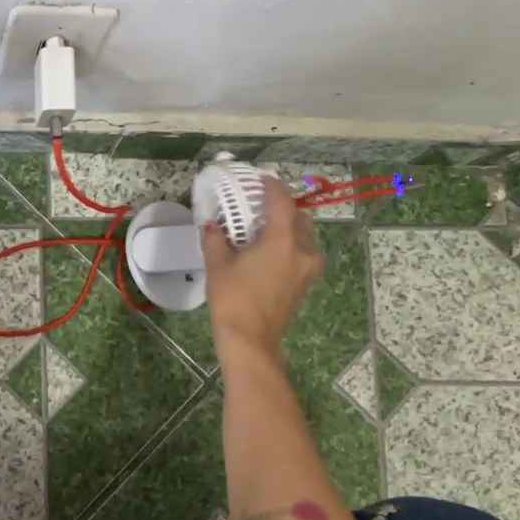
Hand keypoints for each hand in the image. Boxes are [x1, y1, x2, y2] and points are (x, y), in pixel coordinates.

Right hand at [201, 176, 323, 361]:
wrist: (250, 339)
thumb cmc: (233, 299)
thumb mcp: (218, 266)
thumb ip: (215, 241)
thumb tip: (212, 227)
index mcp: (282, 240)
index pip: (282, 202)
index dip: (273, 187)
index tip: (261, 180)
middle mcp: (302, 250)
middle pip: (299, 218)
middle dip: (283, 209)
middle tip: (261, 207)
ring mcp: (308, 269)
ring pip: (305, 237)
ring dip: (289, 229)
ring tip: (265, 231)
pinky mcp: (306, 284)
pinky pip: (303, 254)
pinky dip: (290, 247)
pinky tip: (270, 253)